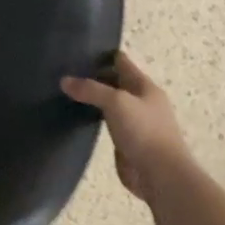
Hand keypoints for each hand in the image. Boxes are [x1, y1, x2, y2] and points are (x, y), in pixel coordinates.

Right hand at [62, 52, 189, 202]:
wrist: (160, 174)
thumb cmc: (143, 131)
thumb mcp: (116, 102)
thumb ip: (90, 90)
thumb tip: (64, 81)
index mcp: (145, 87)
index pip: (122, 62)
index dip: (102, 55)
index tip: (77, 50)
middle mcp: (142, 101)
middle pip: (116, 82)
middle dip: (94, 76)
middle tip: (65, 71)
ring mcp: (135, 122)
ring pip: (111, 103)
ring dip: (94, 98)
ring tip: (66, 92)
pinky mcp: (127, 141)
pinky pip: (108, 122)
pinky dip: (95, 117)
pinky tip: (77, 116)